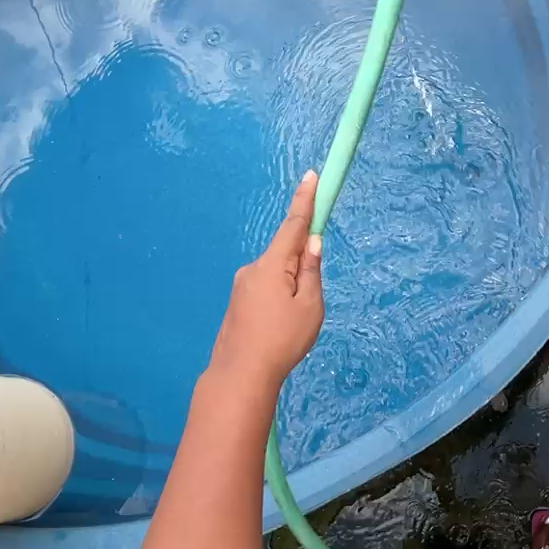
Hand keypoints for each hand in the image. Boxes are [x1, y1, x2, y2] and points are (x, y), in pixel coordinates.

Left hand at [208, 172, 324, 389]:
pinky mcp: (238, 301)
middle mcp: (253, 268)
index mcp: (273, 265)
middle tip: (307, 306)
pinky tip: (279, 329)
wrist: (241, 373)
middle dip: (303, 267)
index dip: (305, 200)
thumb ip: (311, 271)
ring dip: (291, 290)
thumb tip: (311, 241)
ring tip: (292, 328)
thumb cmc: (282, 340)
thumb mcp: (310, 306)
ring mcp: (242, 285)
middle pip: (286, 253)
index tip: (311, 176)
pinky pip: (266, 290)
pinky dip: (279, 301)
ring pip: (277, 276)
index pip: (293, 225)